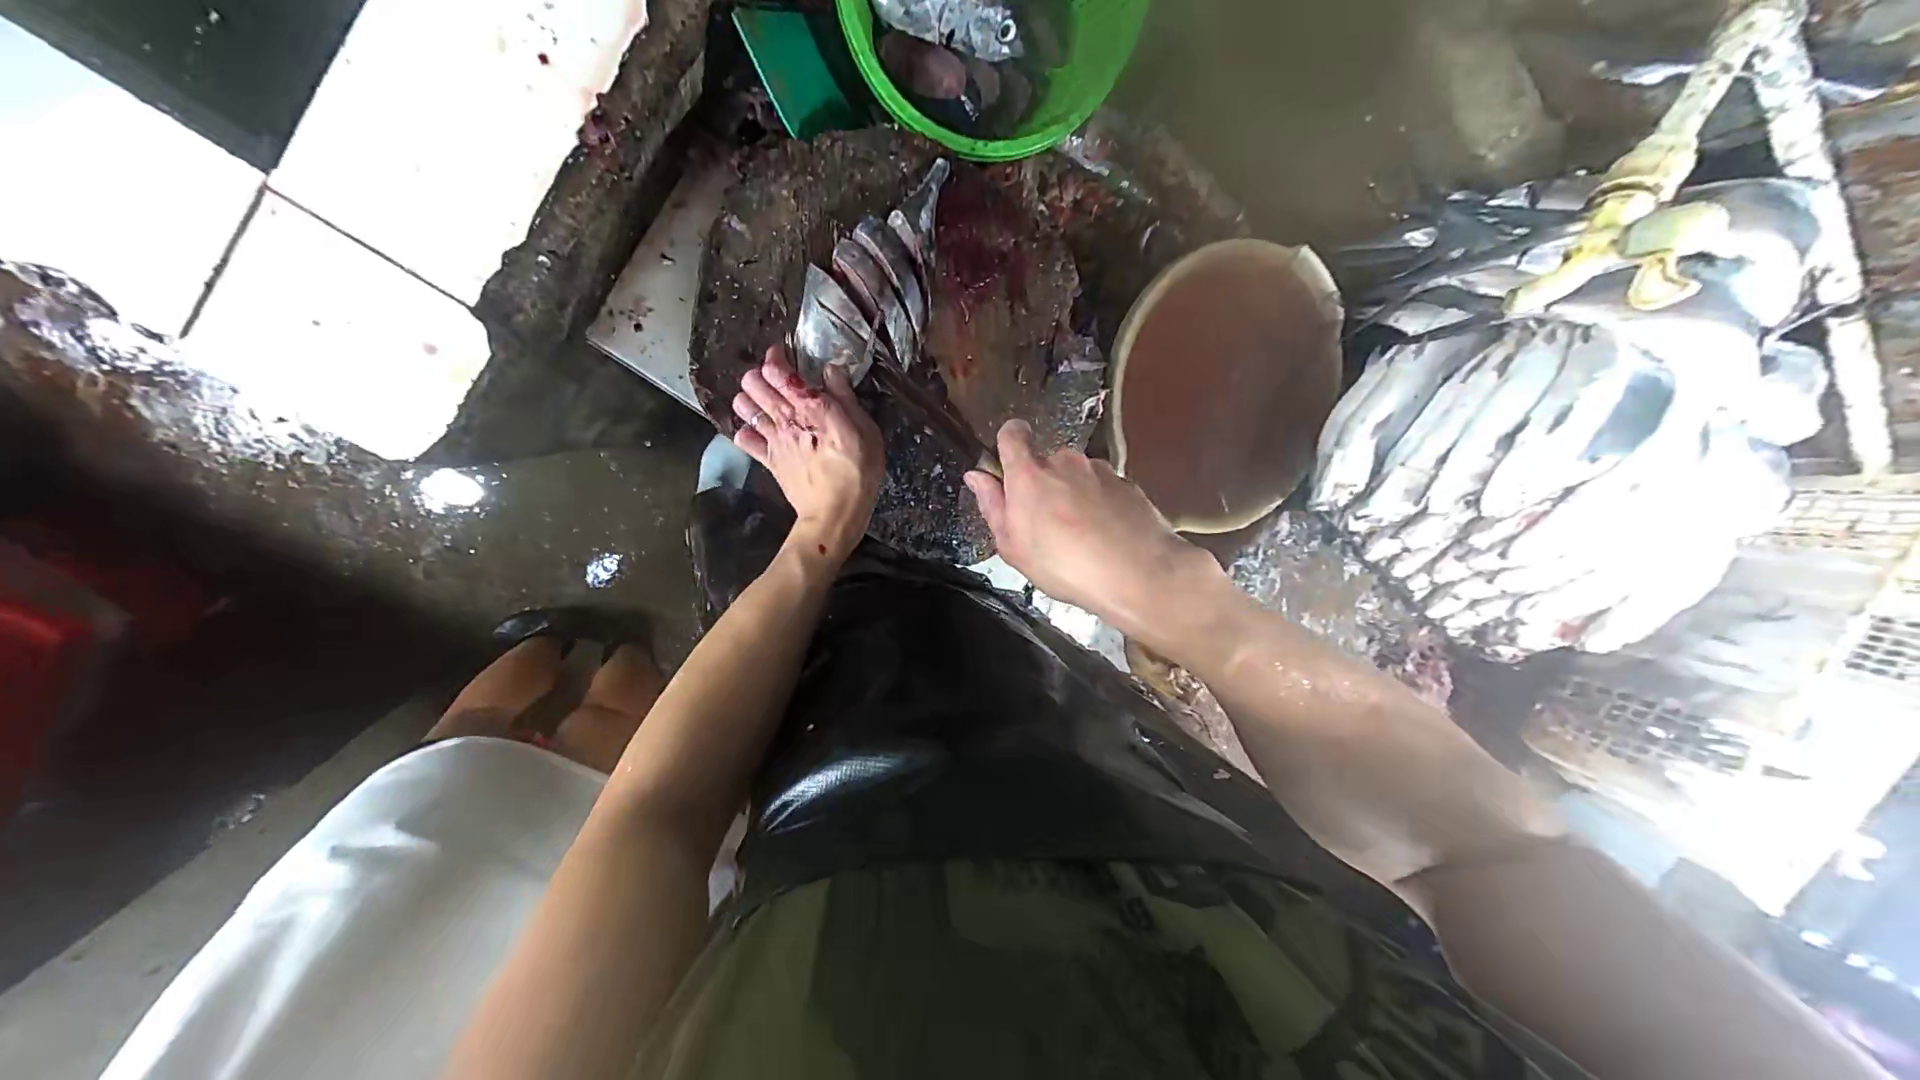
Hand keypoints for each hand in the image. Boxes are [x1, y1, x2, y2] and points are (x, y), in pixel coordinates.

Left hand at [732, 347, 884, 562]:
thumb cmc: (857, 471)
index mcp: (809, 406)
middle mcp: (785, 418)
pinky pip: (744, 440)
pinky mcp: (769, 461)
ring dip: (749, 399)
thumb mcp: (864, 430)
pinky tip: (756, 431)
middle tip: (774, 379)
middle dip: (759, 375)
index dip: (775, 357)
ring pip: (743, 407)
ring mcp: (773, 440)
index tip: (782, 354)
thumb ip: (845, 397)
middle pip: (753, 383)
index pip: (777, 370)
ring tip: (763, 401)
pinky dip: (744, 431)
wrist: (834, 513)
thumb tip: (831, 370)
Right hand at [965, 420, 1218, 636]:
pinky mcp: (1126, 483)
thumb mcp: (1013, 545)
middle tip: (1046, 526)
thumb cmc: (1066, 565)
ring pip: (1076, 478)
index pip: (1012, 434)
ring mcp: (1099, 470)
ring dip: (1074, 498)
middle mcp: (1064, 462)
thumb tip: (977, 477)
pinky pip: (1103, 489)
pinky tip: (1104, 537)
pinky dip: (1100, 506)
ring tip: (1079, 538)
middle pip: (1046, 464)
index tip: (1009, 460)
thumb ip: (992, 505)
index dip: (1009, 441)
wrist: (1137, 573)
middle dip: (1044, 487)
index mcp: (1029, 475)